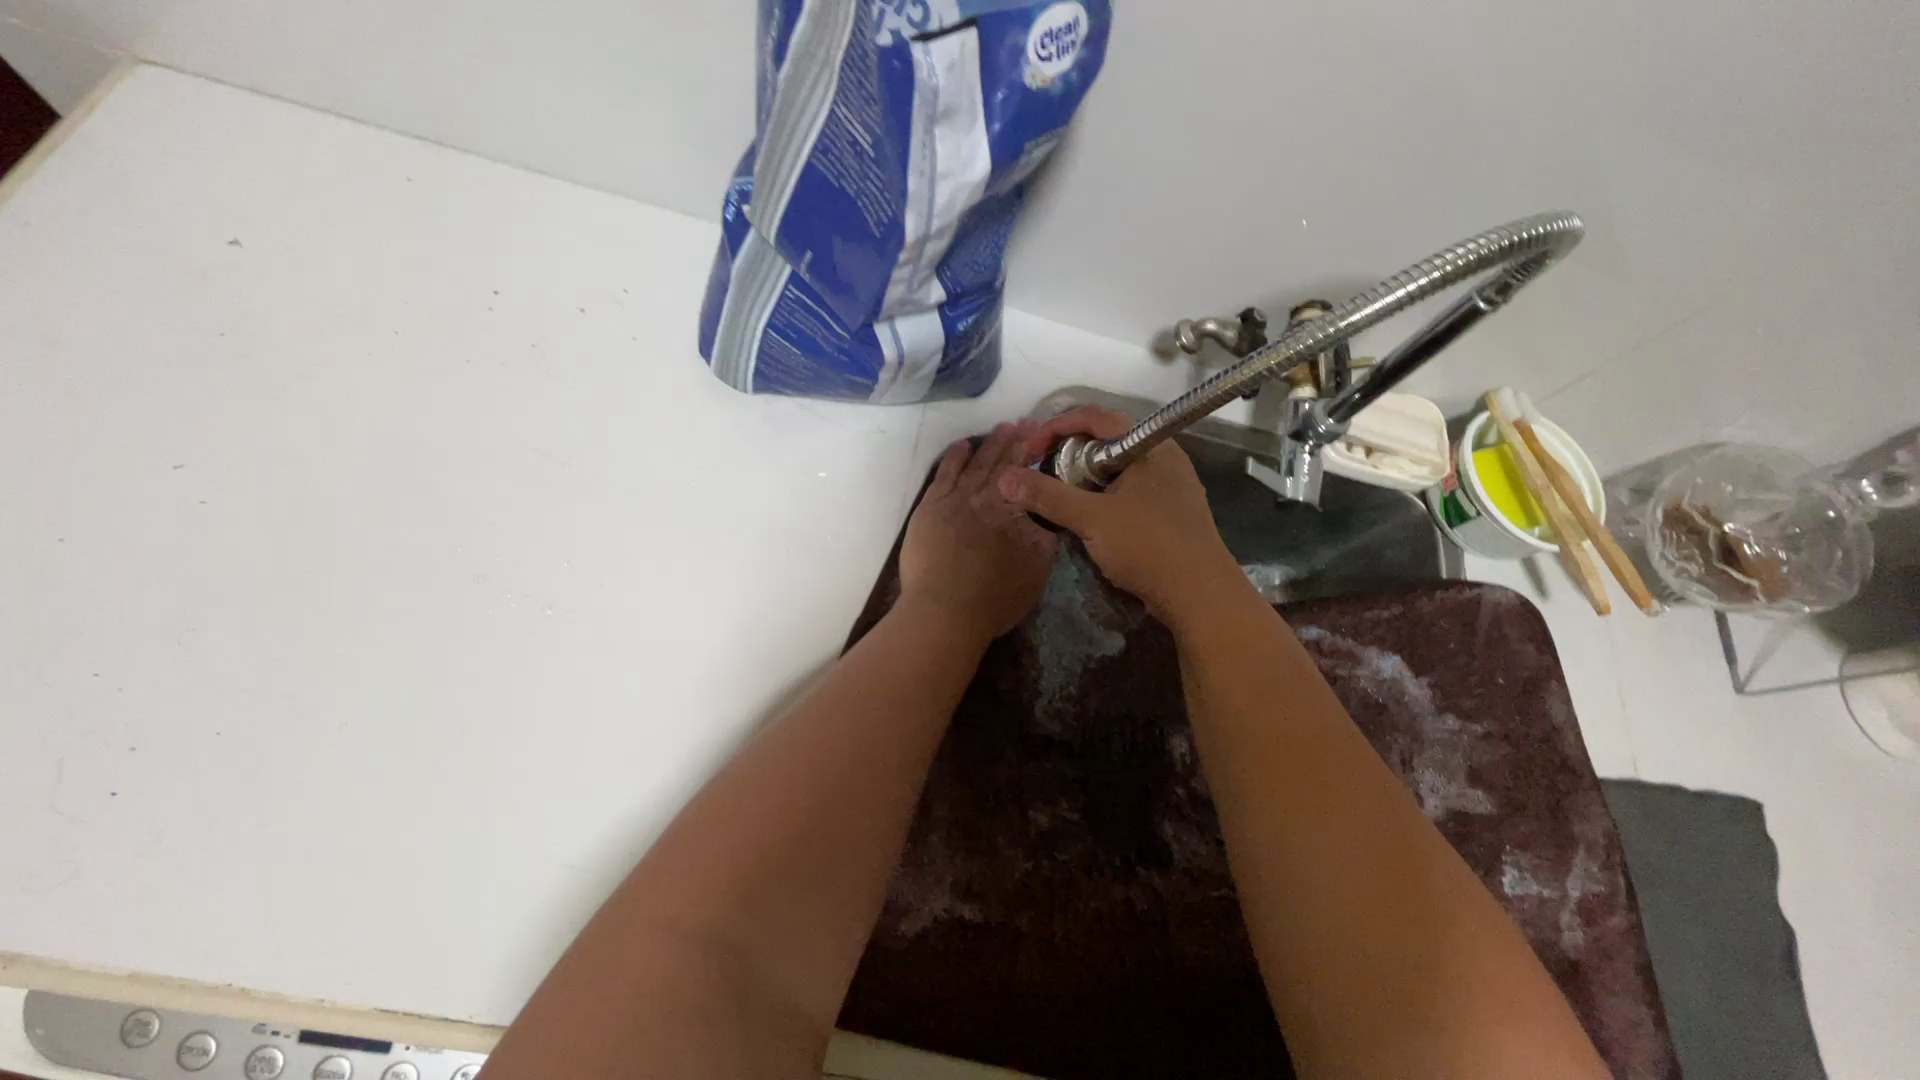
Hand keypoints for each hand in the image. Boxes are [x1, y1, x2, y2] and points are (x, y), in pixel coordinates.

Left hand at [898, 421, 1058, 643]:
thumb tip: (1049, 517)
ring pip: (977, 462)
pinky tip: (963, 446)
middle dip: (1017, 441)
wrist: (945, 610)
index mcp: (1016, 511)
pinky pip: (946, 473)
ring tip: (1003, 427)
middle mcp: (988, 496)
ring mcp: (957, 498)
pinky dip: (955, 457)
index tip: (1043, 436)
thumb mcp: (1038, 570)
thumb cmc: (995, 598)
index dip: (1036, 454)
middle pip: (1004, 463)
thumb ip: (1046, 539)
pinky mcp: (931, 506)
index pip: (1029, 475)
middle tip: (1027, 423)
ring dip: (991, 444)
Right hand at [999, 405, 1248, 629]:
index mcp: (1148, 444)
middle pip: (1103, 440)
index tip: (1027, 453)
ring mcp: (1169, 484)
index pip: (1093, 416)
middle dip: (1065, 454)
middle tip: (1039, 476)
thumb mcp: (1092, 519)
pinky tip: (1087, 520)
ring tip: (1058, 499)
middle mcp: (1162, 456)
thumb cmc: (1149, 547)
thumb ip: (1047, 496)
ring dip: (1082, 478)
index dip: (1054, 428)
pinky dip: (1101, 496)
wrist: (1201, 595)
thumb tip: (1004, 479)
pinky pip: (1127, 491)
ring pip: (1115, 468)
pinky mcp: (1169, 511)